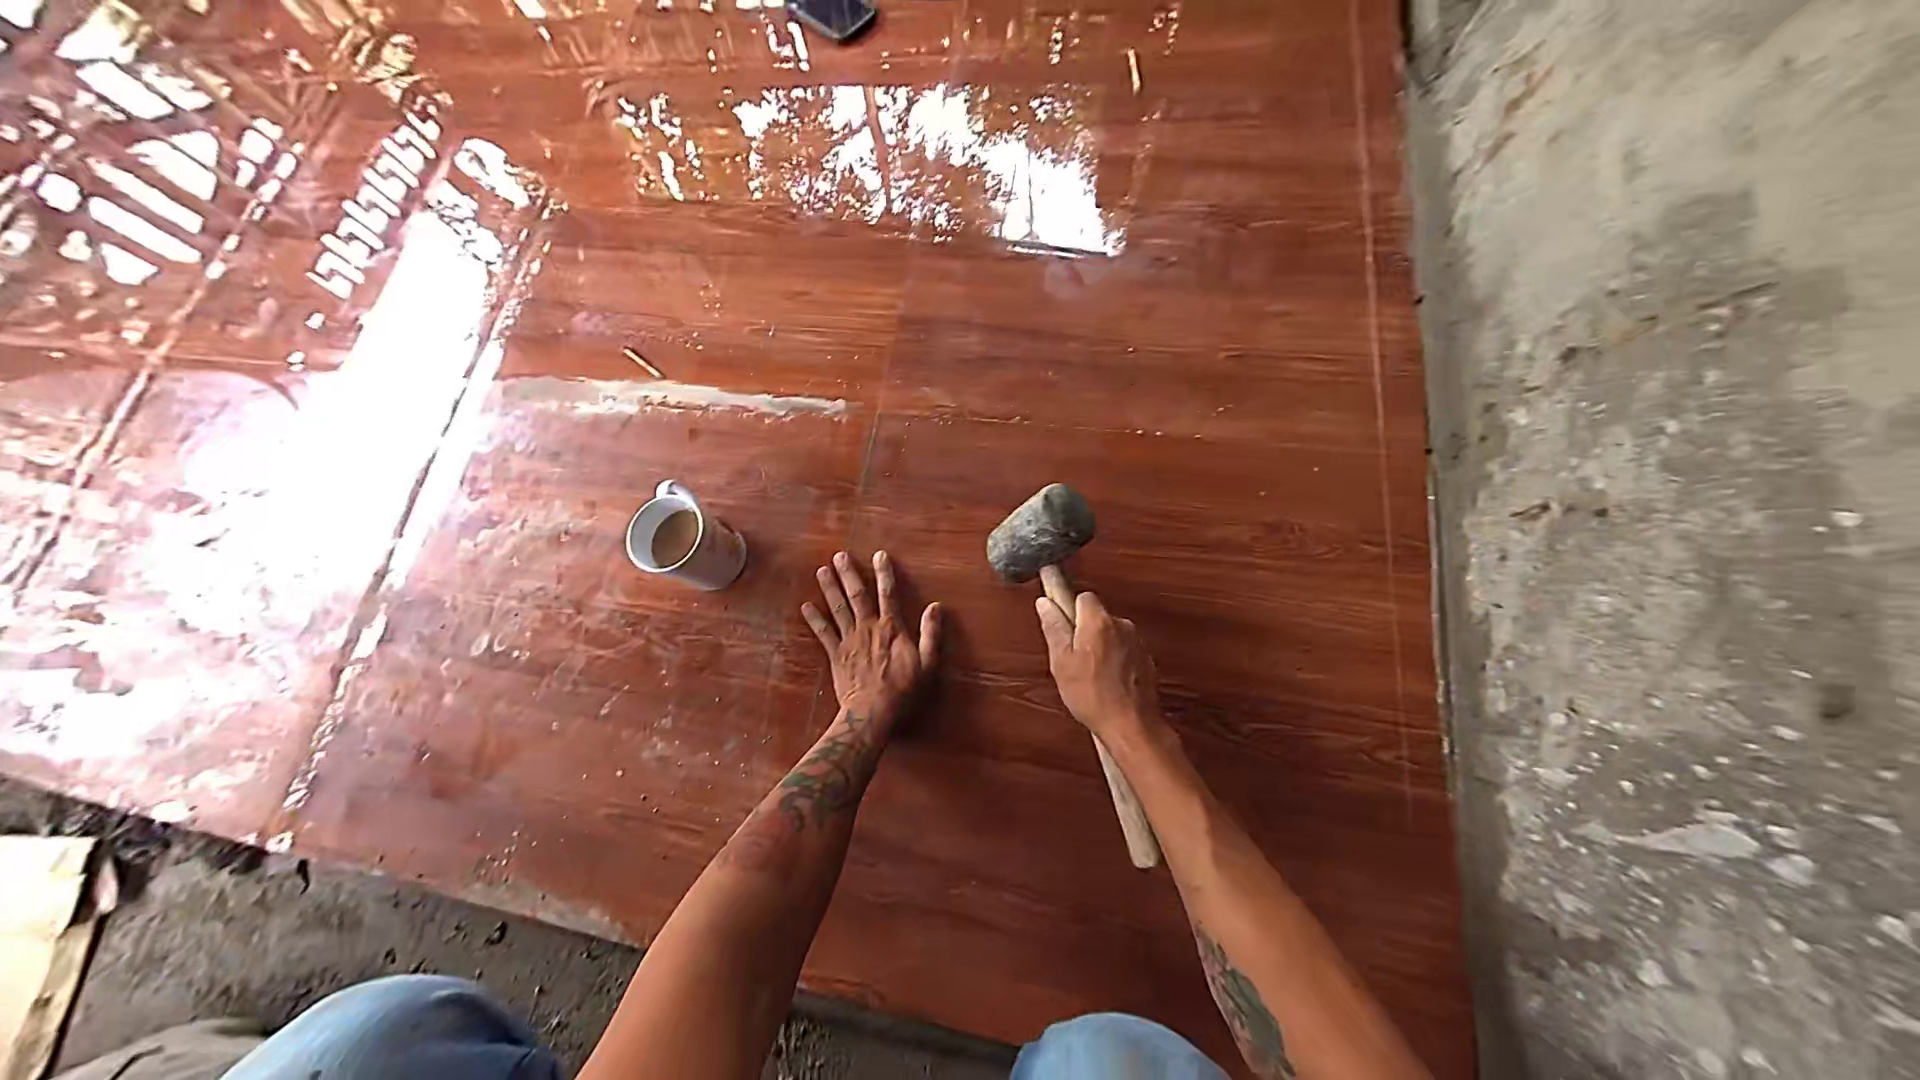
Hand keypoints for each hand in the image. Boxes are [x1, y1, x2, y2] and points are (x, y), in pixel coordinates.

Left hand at [801, 551, 941, 720]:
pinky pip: (823, 633)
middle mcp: (868, 628)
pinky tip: (806, 606)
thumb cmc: (903, 690)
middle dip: (848, 574)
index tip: (879, 555)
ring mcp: (849, 640)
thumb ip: (931, 633)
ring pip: (838, 608)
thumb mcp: (927, 662)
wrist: (873, 712)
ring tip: (822, 570)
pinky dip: (814, 619)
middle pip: (857, 595)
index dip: (884, 573)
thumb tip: (936, 607)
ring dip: (829, 588)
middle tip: (839, 555)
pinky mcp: (836, 655)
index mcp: (891, 628)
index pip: (888, 593)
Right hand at [1034, 591, 1163, 741]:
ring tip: (1087, 674)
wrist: (1131, 725)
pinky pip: (1121, 650)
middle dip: (1082, 631)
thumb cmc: (1095, 697)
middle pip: (1096, 616)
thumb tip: (1045, 604)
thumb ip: (1054, 627)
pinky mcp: (1144, 659)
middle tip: (1069, 655)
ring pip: (1109, 634)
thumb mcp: (1061, 661)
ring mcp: (1136, 642)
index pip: (1081, 596)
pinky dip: (1112, 661)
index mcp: (1098, 621)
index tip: (1058, 616)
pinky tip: (1103, 682)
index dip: (1068, 607)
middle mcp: (1121, 626)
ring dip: (1097, 647)